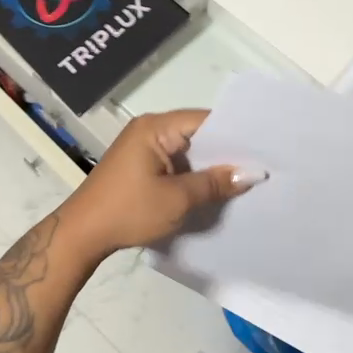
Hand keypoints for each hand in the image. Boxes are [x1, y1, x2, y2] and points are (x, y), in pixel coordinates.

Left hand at [57, 110, 262, 259]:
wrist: (84, 232)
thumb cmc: (129, 210)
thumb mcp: (177, 199)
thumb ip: (214, 183)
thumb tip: (251, 172)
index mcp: (154, 127)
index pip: (204, 119)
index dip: (236, 133)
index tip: (267, 147)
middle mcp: (149, 130)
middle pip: (197, 133)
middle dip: (227, 151)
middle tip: (265, 165)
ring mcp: (144, 148)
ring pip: (188, 151)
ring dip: (212, 166)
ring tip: (250, 178)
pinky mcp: (141, 166)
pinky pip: (176, 164)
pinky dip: (195, 175)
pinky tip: (218, 190)